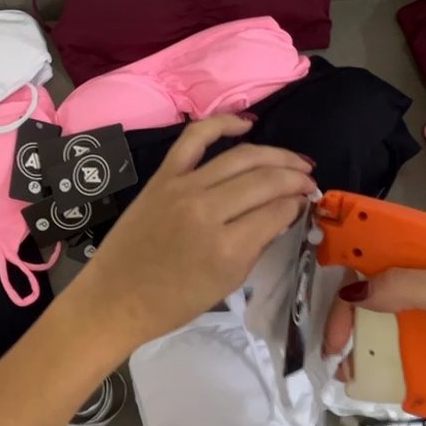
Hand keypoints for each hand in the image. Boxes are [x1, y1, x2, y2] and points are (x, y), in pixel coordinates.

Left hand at [63, 114, 315, 353]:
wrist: (115, 298)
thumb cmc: (173, 302)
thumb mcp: (227, 283)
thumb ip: (258, 243)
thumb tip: (284, 211)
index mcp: (228, 248)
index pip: (278, 210)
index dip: (299, 204)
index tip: (307, 203)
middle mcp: (208, 211)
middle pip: (266, 180)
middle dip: (295, 178)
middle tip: (309, 181)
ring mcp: (183, 188)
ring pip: (241, 157)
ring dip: (275, 155)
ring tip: (295, 162)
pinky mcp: (162, 177)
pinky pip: (195, 138)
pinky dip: (222, 123)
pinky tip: (247, 123)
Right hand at [339, 269, 425, 391]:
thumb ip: (407, 285)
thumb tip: (352, 292)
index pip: (380, 243)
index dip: (348, 262)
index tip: (330, 296)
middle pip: (372, 280)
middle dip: (346, 312)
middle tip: (334, 348)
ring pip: (378, 308)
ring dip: (355, 334)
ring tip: (344, 367)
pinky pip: (393, 330)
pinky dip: (373, 347)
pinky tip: (362, 368)